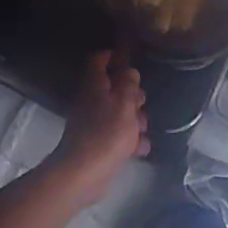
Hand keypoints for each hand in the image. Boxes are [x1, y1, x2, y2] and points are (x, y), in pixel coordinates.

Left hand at [52, 50, 149, 202]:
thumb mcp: (124, 104)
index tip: (128, 58)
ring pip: (119, 113)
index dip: (112, 56)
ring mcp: (93, 121)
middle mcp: (90, 100)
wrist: (86, 170)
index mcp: (93, 85)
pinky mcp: (98, 141)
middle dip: (132, 96)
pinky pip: (119, 135)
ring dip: (135, 120)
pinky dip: (130, 140)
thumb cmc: (107, 133)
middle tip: (141, 104)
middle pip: (113, 88)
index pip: (98, 61)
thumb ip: (128, 85)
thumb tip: (129, 70)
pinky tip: (139, 149)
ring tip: (141, 131)